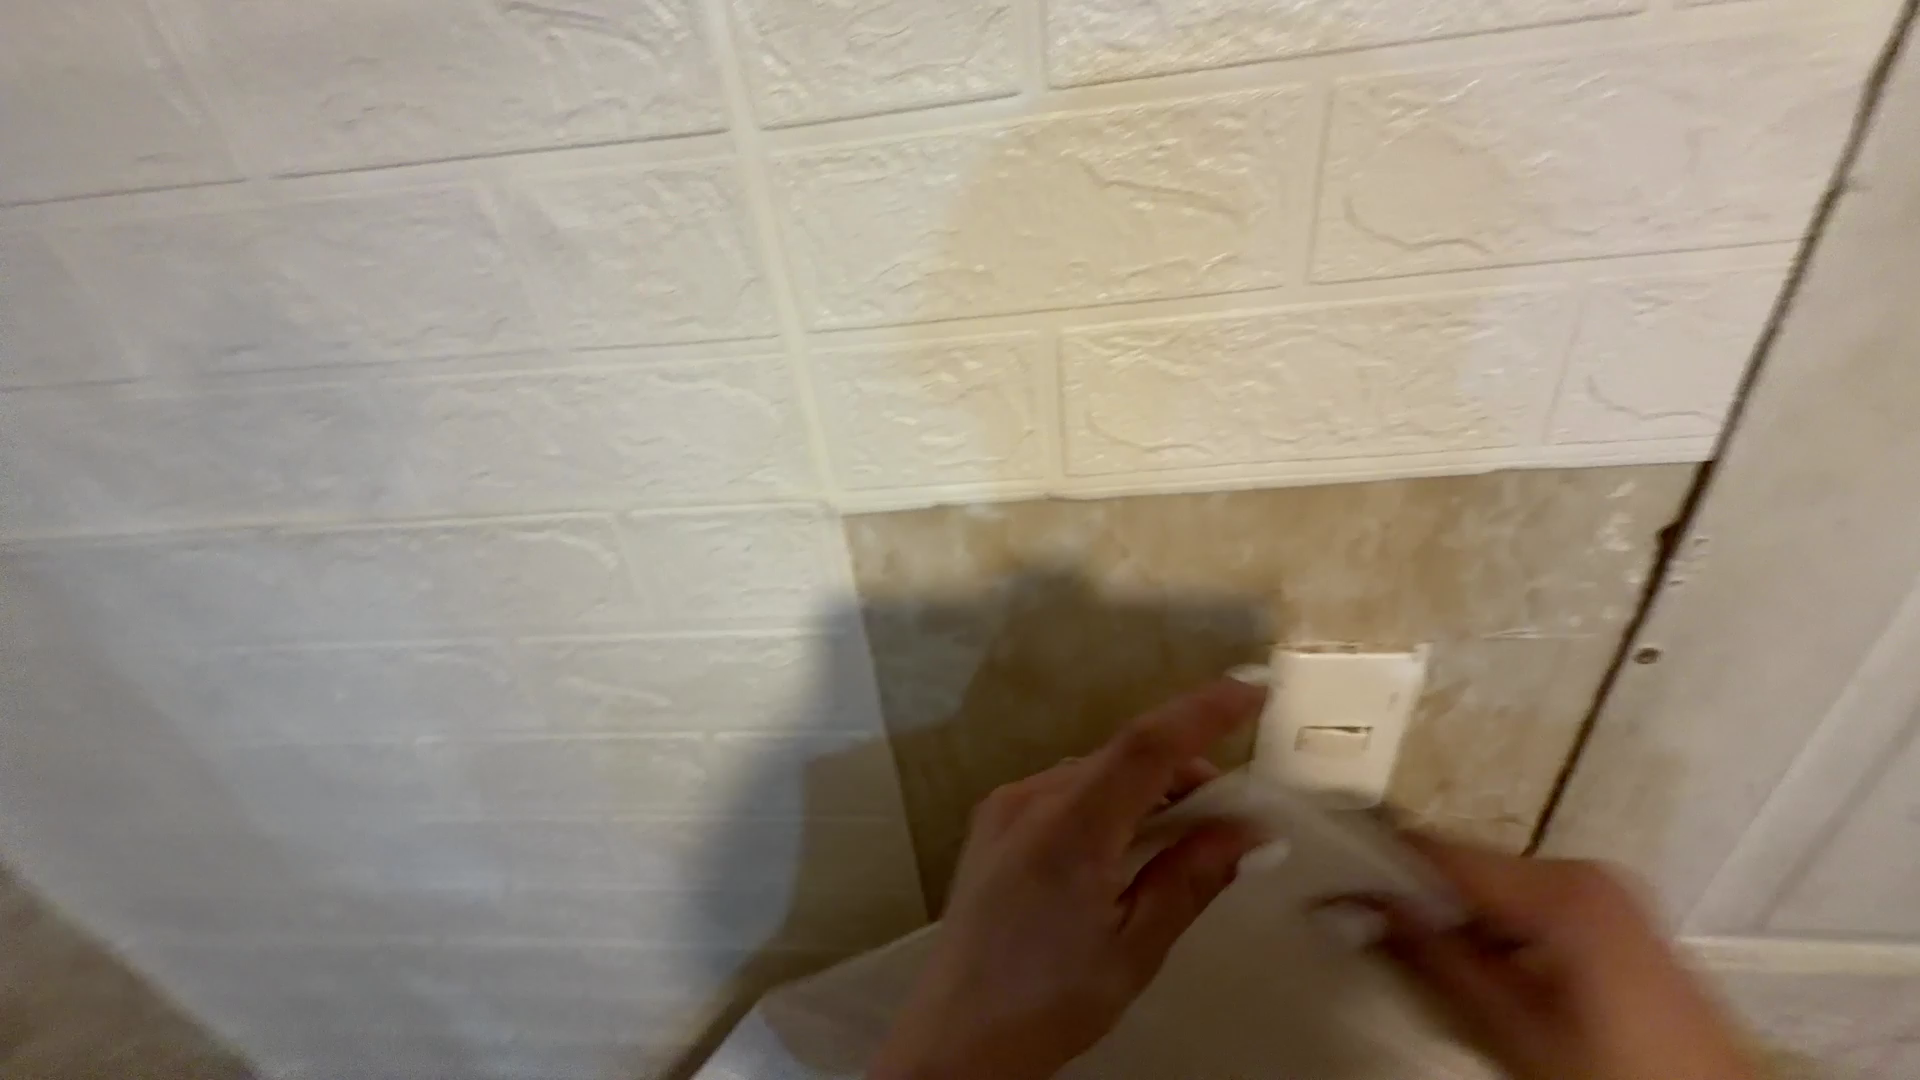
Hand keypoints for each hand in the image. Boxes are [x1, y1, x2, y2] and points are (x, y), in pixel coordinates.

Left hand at [869, 680, 1267, 1079]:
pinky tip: (1122, 839)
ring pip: (1092, 771)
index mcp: (1071, 826)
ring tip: (1179, 833)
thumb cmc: (1052, 1000)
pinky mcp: (993, 820)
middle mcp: (1031, 797)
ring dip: (1142, 786)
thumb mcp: (1135, 947)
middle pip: (1120, 757)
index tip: (1252, 689)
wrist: (956, 1035)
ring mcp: (1005, 804)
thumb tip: (1250, 831)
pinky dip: (1105, 799)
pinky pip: (1063, 789)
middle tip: (1226, 813)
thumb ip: (1190, 878)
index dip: (1202, 711)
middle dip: (1180, 768)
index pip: (1146, 745)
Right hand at [1335, 834, 1759, 1079]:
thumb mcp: (1510, 1031)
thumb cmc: (1615, 1079)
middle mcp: (1581, 873)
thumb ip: (1430, 959)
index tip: (1324, 886)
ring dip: (1446, 917)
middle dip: (1412, 899)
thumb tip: (1360, 905)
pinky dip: (1486, 927)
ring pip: (1486, 886)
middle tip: (1369, 934)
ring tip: (1422, 961)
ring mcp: (1601, 892)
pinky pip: (1519, 902)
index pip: (1433, 851)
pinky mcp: (1610, 915)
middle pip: (1459, 868)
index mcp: (1561, 888)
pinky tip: (1479, 971)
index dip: (1370, 867)